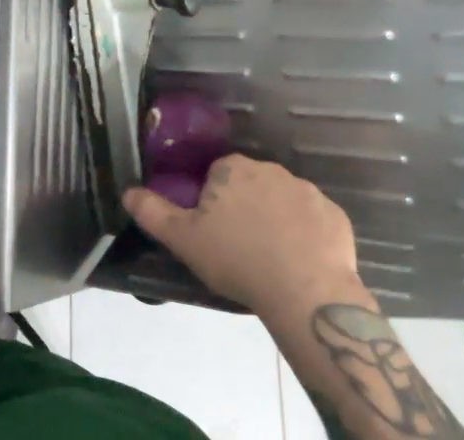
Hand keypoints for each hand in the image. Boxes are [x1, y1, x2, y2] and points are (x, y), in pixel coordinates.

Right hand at [123, 155, 365, 325]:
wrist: (306, 292)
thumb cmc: (237, 259)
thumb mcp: (183, 239)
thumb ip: (152, 211)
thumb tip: (127, 191)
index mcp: (233, 170)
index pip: (216, 175)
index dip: (211, 202)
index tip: (212, 230)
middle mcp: (271, 170)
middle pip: (250, 185)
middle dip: (244, 207)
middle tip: (238, 246)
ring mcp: (308, 192)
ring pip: (283, 202)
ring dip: (275, 220)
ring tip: (269, 259)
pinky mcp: (336, 217)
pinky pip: (313, 221)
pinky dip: (306, 236)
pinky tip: (299, 263)